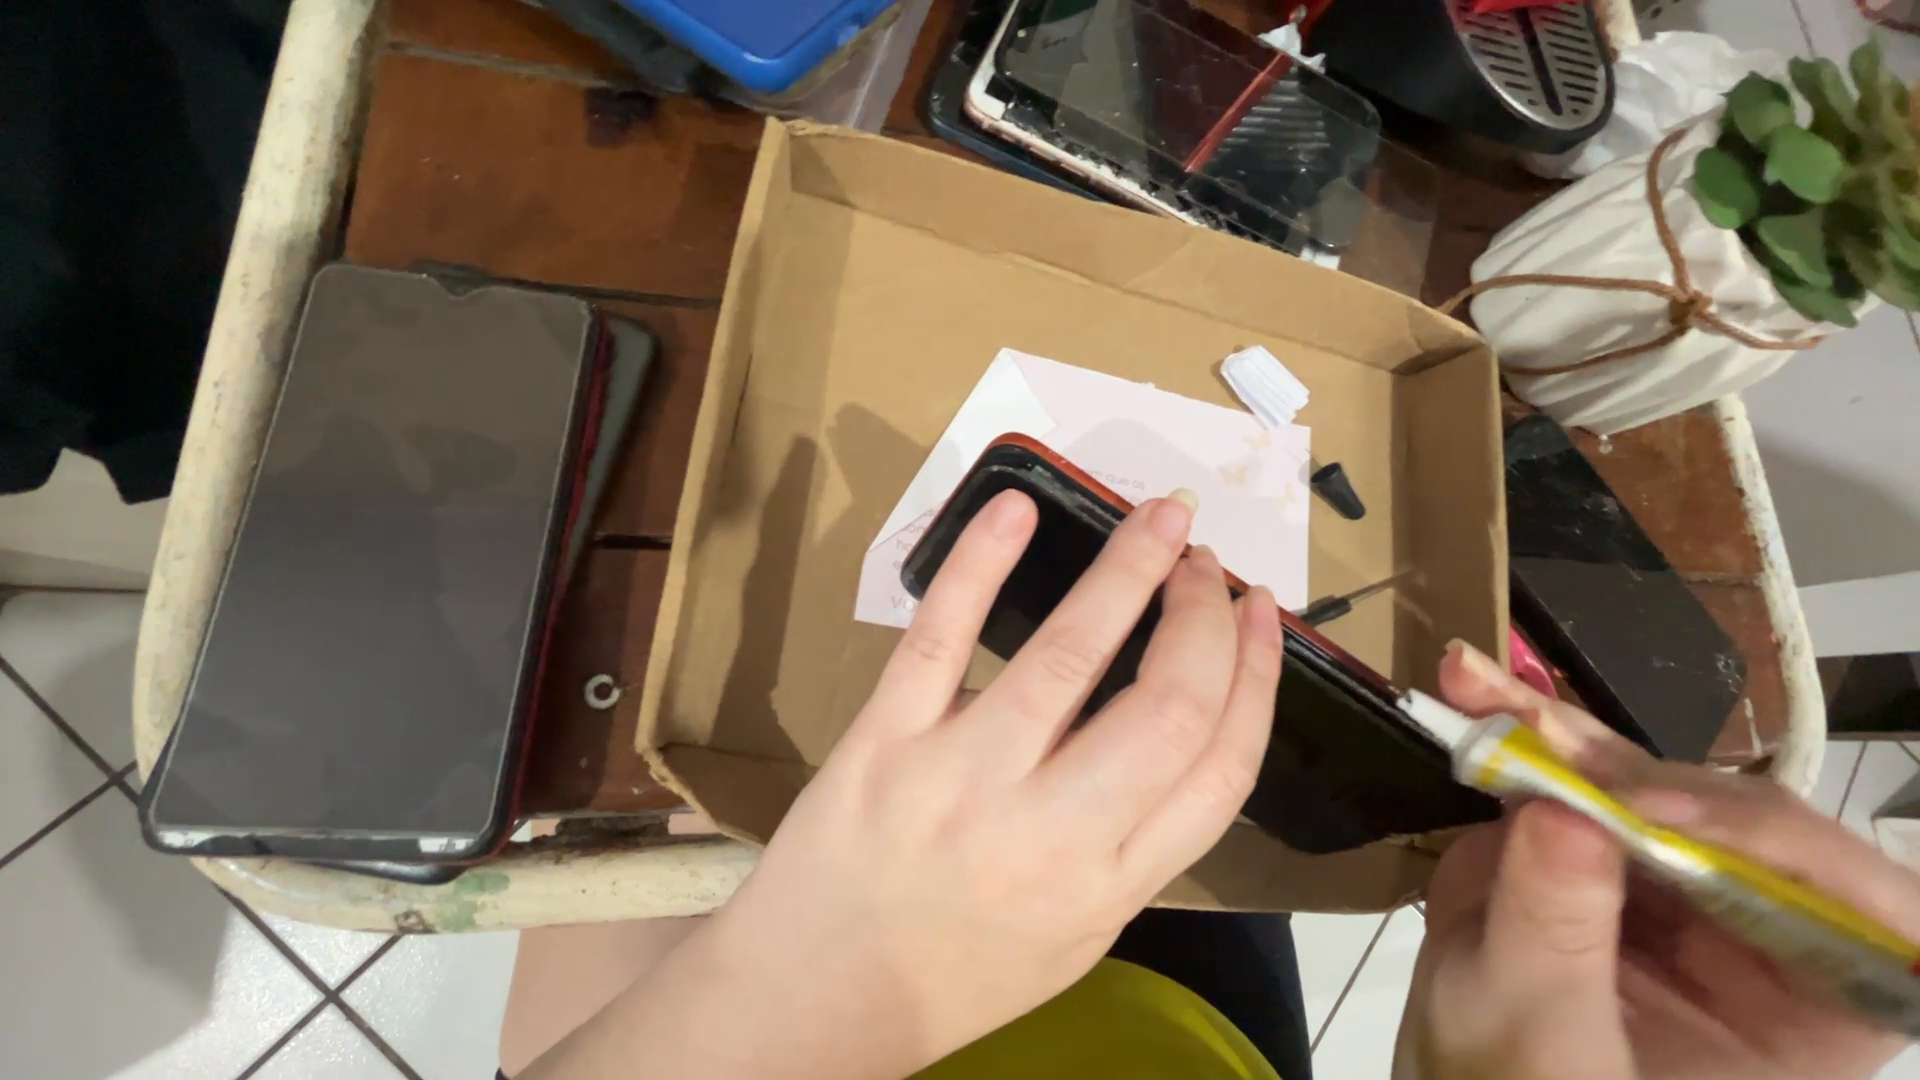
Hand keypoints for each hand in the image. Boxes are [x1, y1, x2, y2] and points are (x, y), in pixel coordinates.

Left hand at [575, 489, 1280, 1079]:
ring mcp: (961, 777)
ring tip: (1160, 518)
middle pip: (1166, 705)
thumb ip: (1135, 847)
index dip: (1255, 678)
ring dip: (1127, 570)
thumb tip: (1184, 732)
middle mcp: (1051, 833)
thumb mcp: (1075, 936)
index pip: (1221, 769)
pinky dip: (979, 564)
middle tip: (1206, 562)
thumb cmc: (954, 971)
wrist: (816, 996)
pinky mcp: (884, 739)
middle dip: (1203, 617)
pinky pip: (940, 637)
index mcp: (1110, 886)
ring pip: (1068, 655)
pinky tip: (1015, 508)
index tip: (1260, 617)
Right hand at [1397, 641, 1919, 1079]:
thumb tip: (1562, 810)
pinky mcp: (1580, 833)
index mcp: (1807, 1000)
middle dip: (1630, 766)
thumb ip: (1557, 926)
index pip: (1869, 916)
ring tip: (1474, 682)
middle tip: (1532, 726)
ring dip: (1557, 724)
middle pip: (1734, 819)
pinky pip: (1564, 770)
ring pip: (1638, 776)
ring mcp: (1658, 867)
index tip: (1654, 815)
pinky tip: (1470, 689)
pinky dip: (1514, 725)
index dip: (1786, 850)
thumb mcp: (1542, 1026)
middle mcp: (1750, 919)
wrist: (1455, 1066)